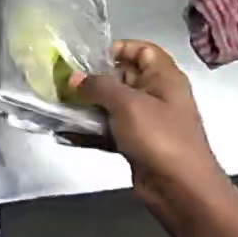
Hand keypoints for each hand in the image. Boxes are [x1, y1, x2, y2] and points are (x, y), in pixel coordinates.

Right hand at [74, 40, 237, 230]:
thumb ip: (98, 86)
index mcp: (164, 79)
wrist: (181, 189)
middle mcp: (155, 96)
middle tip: (61, 81)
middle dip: (91, 78)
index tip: (87, 56)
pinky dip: (87, 130)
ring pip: (110, 104)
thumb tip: (74, 79)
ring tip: (56, 105)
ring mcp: (145, 121)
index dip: (117, 48)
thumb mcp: (127, 104)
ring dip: (85, 106)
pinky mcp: (134, 142)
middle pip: (121, 76)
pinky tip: (64, 133)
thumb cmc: (160, 138)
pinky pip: (106, 129)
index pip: (142, 49)